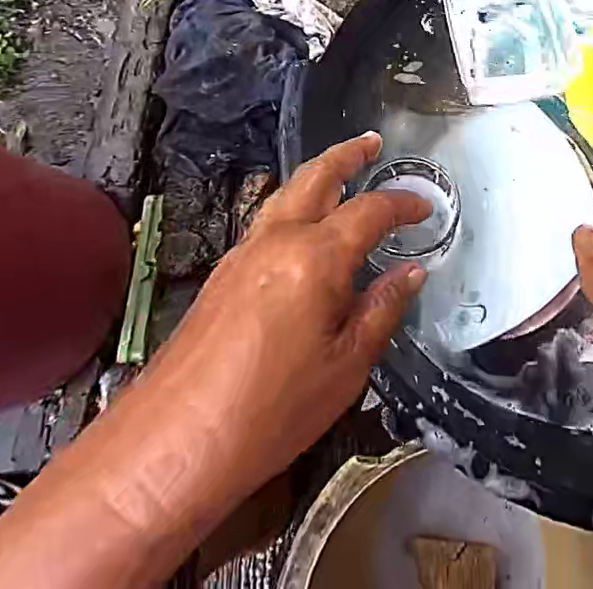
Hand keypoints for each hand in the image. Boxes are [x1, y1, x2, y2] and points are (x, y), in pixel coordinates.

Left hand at [0, 134, 431, 588]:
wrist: (166, 451)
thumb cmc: (271, 413)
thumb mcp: (345, 368)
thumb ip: (382, 309)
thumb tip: (412, 271)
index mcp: (315, 258)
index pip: (370, 211)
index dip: (402, 204)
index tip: (426, 206)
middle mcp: (277, 241)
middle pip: (315, 178)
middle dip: (347, 155)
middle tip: (373, 142)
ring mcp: (242, 255)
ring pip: (285, 195)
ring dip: (317, 175)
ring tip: (342, 169)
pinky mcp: (221, 276)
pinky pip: (267, 221)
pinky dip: (295, 205)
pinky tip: (305, 226)